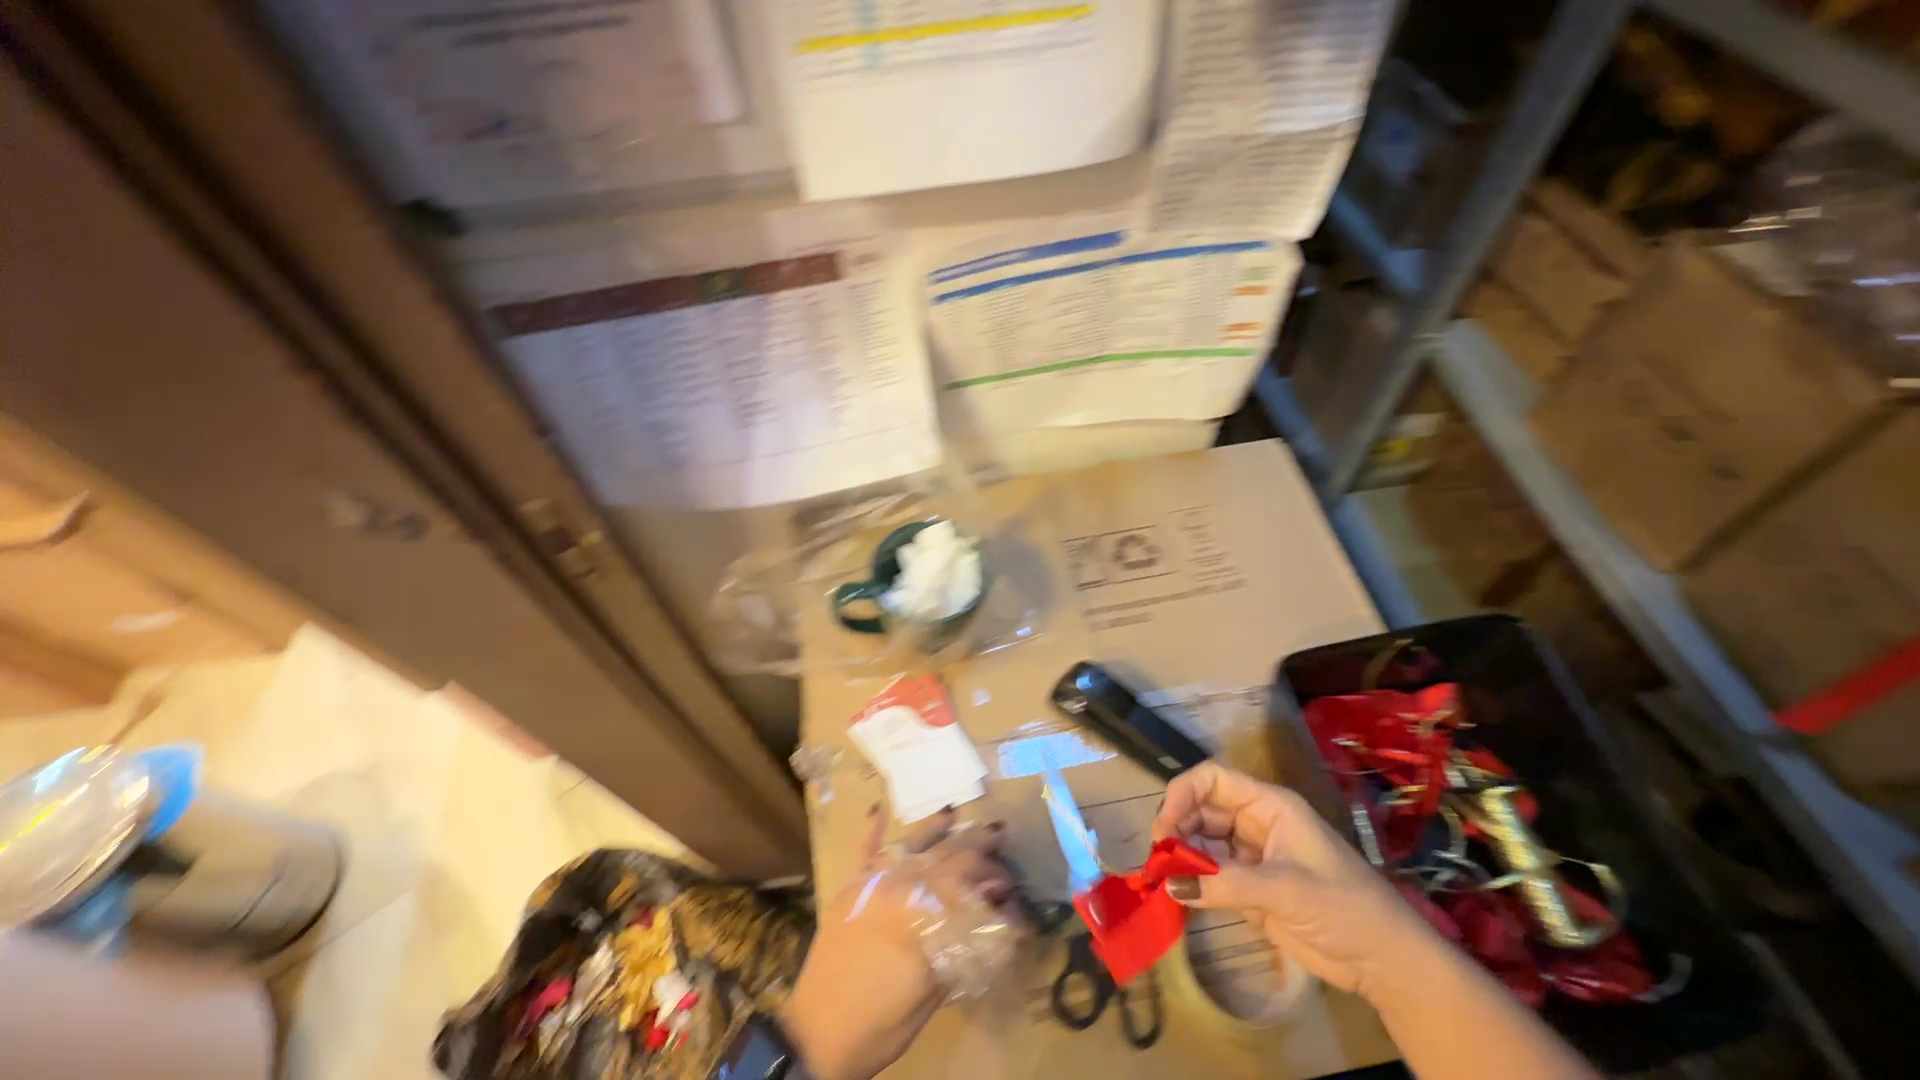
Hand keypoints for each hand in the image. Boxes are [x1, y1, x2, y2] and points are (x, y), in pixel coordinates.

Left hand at [780, 807, 1017, 1079]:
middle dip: (974, 847)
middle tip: (998, 836)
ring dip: (933, 829)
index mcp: (921, 915)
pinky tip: (878, 808)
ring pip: (907, 846)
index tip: (1011, 883)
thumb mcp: (932, 993)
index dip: (993, 877)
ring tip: (954, 813)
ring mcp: (869, 887)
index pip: (966, 880)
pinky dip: (869, 830)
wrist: (816, 1037)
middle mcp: (896, 890)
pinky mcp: (848, 893)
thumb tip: (995, 912)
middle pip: (942, 858)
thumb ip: (962, 945)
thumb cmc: (882, 1024)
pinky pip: (860, 854)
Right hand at [1151, 763, 1442, 1002]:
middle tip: (1160, 861)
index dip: (1183, 794)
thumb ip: (1226, 884)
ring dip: (1182, 855)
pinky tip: (1178, 894)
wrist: (1383, 961)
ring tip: (1164, 879)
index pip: (1213, 780)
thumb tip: (1170, 884)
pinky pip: (1211, 873)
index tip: (1165, 828)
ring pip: (1202, 841)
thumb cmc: (1344, 908)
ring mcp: (1252, 856)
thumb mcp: (1285, 889)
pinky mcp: (1250, 888)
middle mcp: (1257, 823)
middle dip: (1177, 828)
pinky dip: (1192, 880)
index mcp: (1271, 806)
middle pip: (1202, 809)